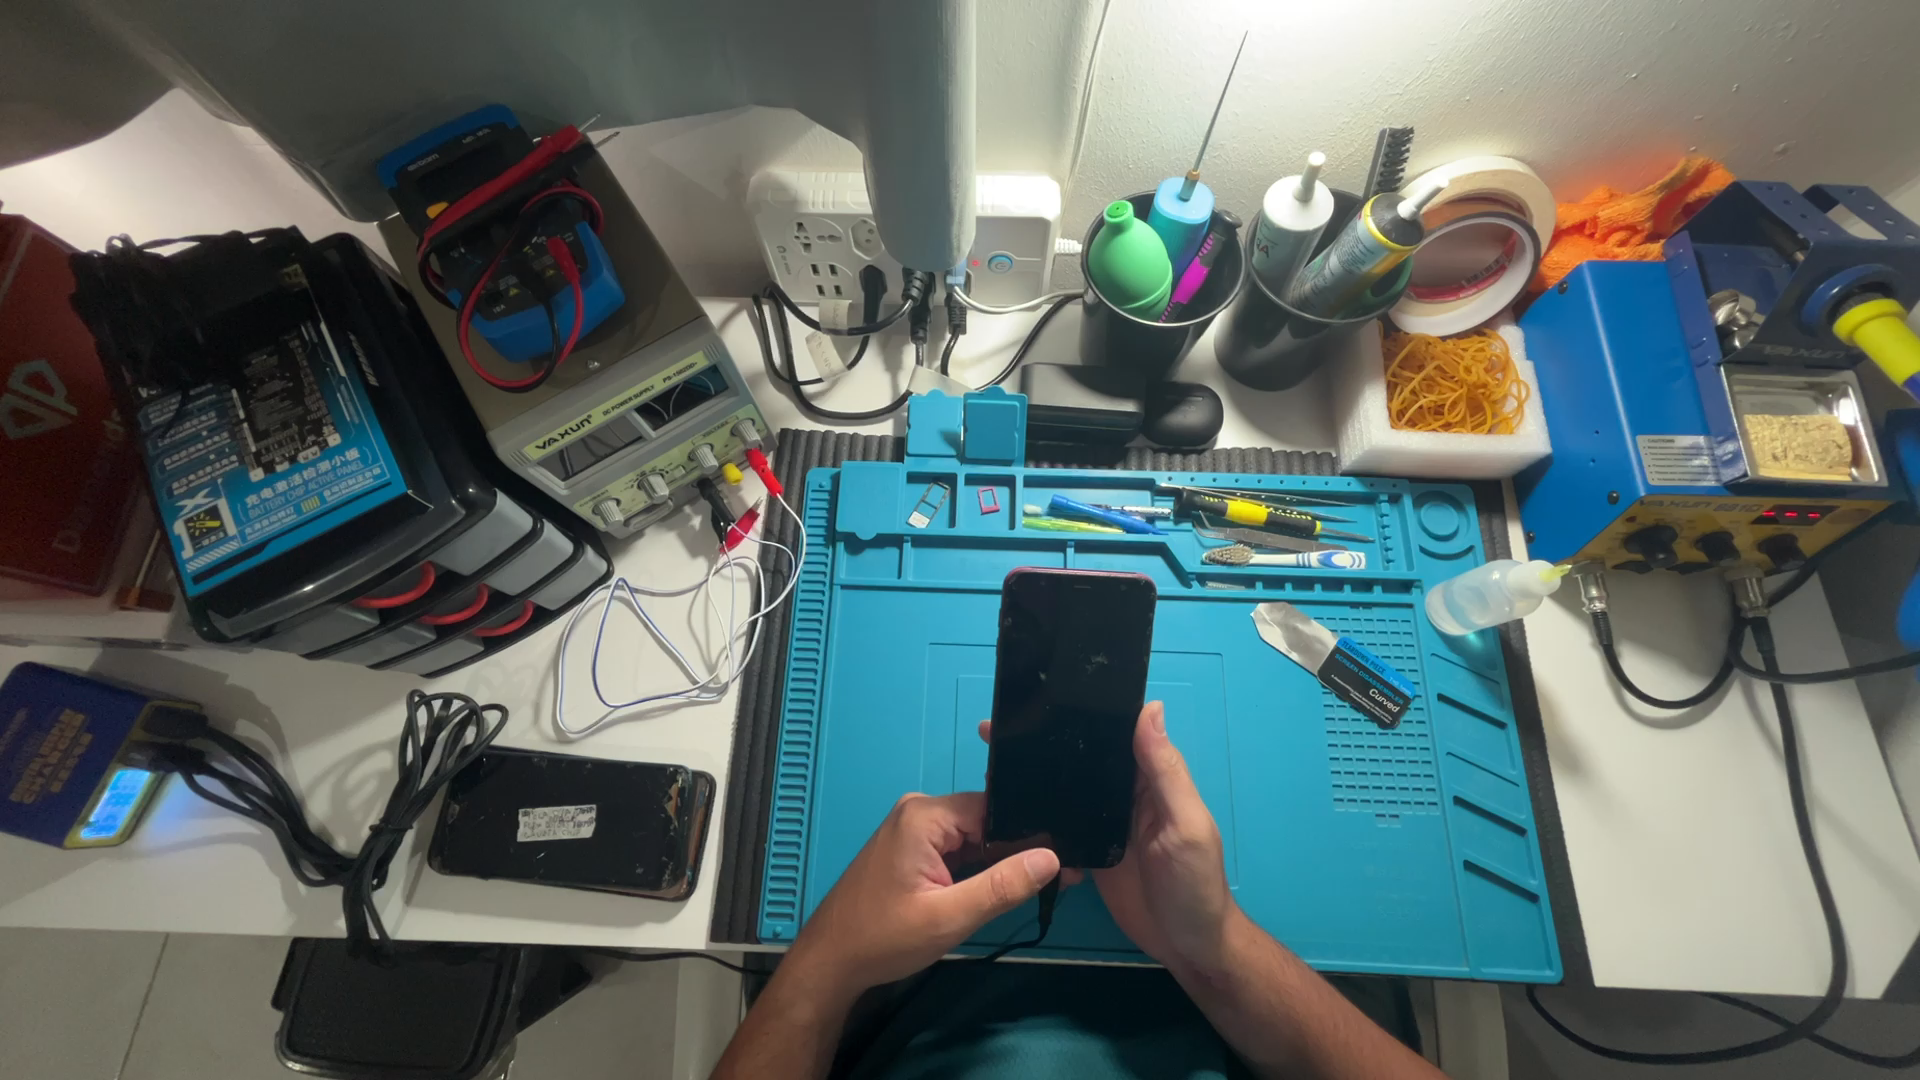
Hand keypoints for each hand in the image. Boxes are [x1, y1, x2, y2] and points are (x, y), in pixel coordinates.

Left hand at [784, 791, 1059, 1000]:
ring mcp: (915, 830)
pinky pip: (958, 848)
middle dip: (1021, 846)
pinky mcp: (914, 849)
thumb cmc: (884, 938)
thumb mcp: (948, 917)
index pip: (992, 808)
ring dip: (1002, 859)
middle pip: (985, 820)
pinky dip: (980, 867)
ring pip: (974, 836)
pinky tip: (1010, 882)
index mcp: (925, 815)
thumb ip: (1000, 886)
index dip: (1029, 830)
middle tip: (1066, 871)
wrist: (830, 962)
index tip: (1066, 852)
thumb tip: (1051, 857)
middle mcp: (920, 811)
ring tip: (1050, 877)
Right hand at [978, 701, 1235, 973]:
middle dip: (1043, 741)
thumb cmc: (1195, 882)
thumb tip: (1150, 707)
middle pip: (1080, 757)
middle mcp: (1123, 791)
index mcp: (1148, 775)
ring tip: (991, 762)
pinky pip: (1058, 824)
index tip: (1038, 694)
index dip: (1081, 712)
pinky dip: (1035, 815)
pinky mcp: (1087, 849)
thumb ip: (1165, 770)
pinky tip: (1003, 808)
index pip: (1113, 732)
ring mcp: (1102, 821)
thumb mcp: (1185, 824)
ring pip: (1064, 788)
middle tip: (994, 729)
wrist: (1188, 949)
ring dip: (1034, 775)